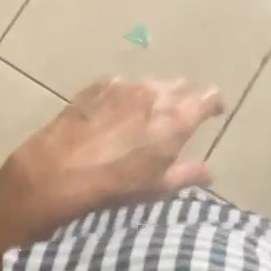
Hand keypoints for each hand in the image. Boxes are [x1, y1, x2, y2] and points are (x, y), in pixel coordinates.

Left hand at [0, 77, 224, 240]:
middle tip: (181, 115)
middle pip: (179, 85)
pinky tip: (117, 111)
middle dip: (184, 97)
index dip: (211, 103)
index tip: (212, 112)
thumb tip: (209, 172)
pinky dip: (125, 96)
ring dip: (154, 95)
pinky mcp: (95, 87)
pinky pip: (120, 86)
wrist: (58, 171)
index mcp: (176, 117)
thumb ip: (187, 174)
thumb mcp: (157, 187)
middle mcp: (153, 93)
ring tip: (148, 113)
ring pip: (149, 83)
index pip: (207, 97)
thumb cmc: (115, 185)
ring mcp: (122, 86)